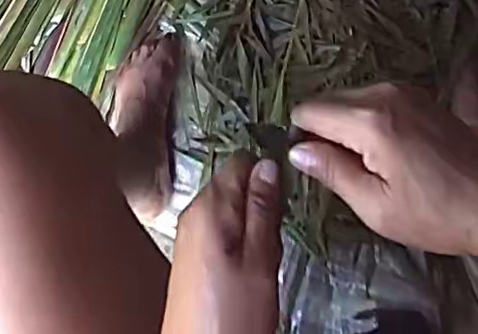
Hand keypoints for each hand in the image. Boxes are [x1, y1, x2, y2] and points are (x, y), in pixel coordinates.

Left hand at [161, 153, 284, 333]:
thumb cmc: (231, 318)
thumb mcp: (259, 263)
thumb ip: (264, 210)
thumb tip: (269, 163)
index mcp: (209, 205)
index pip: (241, 160)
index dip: (267, 170)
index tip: (287, 191)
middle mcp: (194, 211)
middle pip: (235, 183)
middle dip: (260, 201)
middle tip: (276, 234)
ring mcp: (189, 234)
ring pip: (230, 208)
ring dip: (252, 224)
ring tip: (265, 255)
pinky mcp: (190, 257)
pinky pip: (220, 229)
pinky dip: (238, 240)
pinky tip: (249, 267)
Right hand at [289, 83, 477, 256]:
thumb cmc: (434, 213)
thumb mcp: (376, 207)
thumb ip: (332, 172)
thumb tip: (296, 150)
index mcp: (369, 120)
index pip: (311, 110)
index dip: (301, 134)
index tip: (309, 161)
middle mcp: (382, 93)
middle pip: (330, 100)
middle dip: (324, 128)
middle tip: (338, 169)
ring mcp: (402, 89)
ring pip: (352, 98)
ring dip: (347, 123)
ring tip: (366, 162)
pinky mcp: (417, 93)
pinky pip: (375, 98)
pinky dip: (369, 118)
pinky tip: (387, 149)